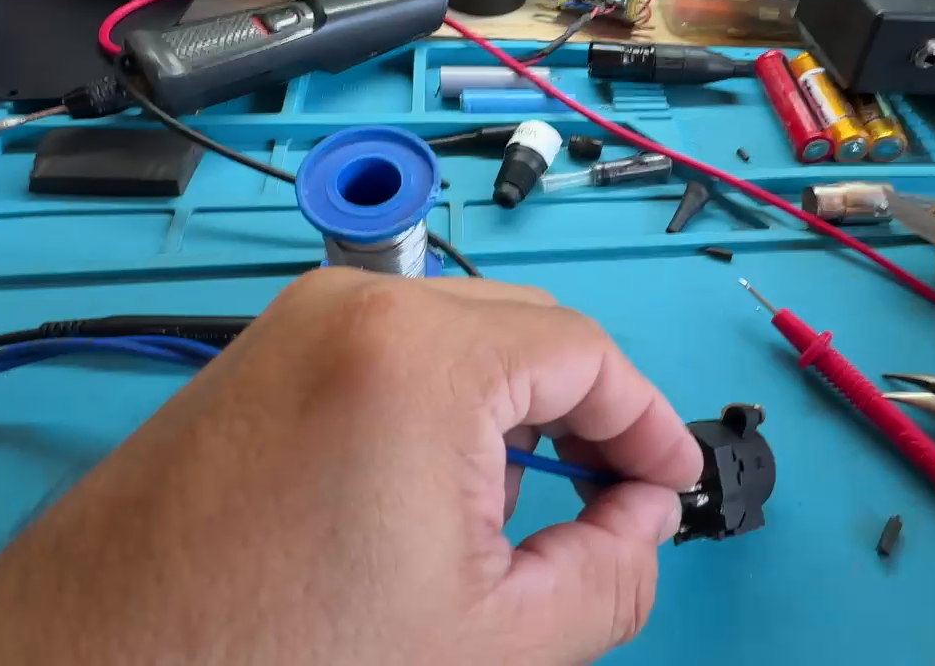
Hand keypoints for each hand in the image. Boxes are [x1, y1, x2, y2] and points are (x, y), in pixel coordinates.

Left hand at [0, 269, 703, 664]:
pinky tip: (427, 491)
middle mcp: (360, 303)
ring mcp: (301, 318)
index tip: (669, 481)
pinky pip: (397, 349)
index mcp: (423, 353)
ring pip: (465, 336)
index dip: (644, 419)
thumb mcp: (491, 648)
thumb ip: (610, 576)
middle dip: (583, 413)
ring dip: (515, 410)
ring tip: (511, 513)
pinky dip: (446, 405)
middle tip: (610, 497)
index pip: (585, 352)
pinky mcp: (264, 348)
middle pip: (527, 332)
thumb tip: (642, 518)